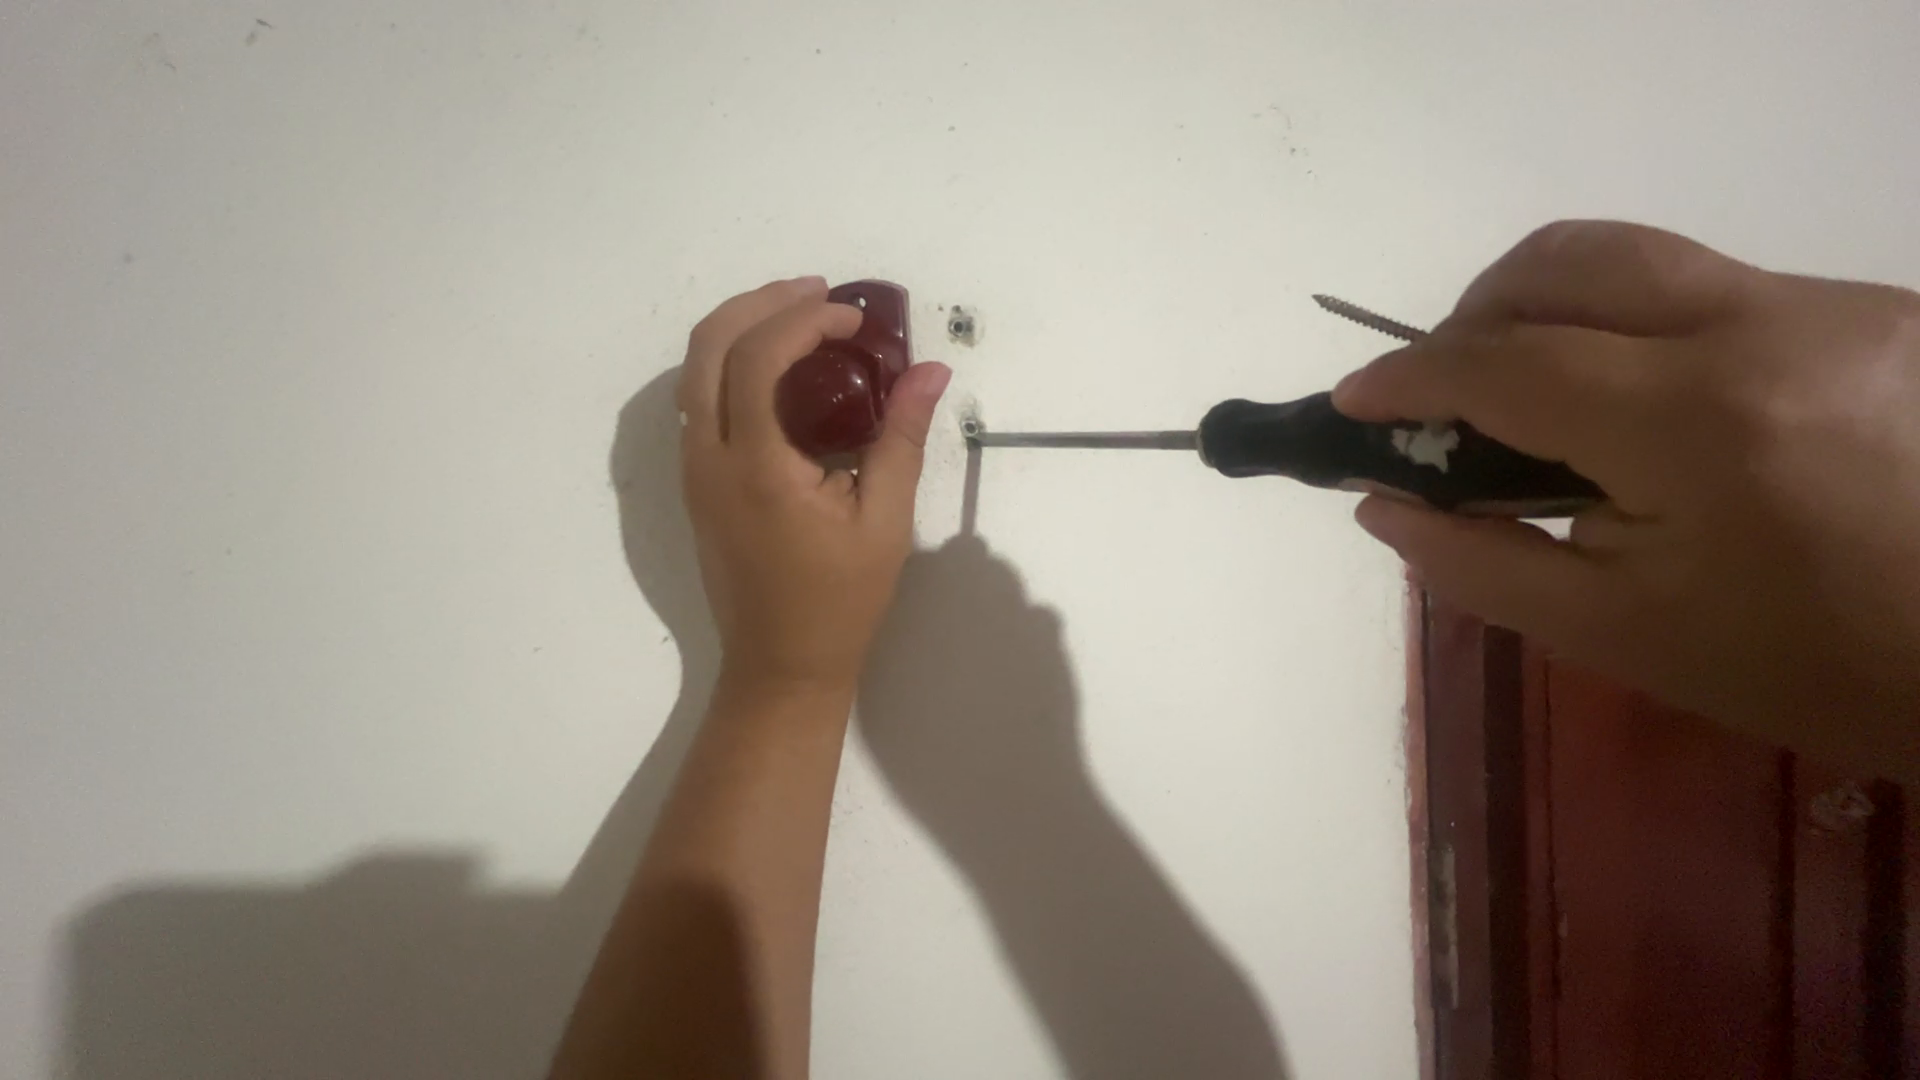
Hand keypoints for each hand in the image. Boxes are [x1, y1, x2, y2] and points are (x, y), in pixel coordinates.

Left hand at [677, 277, 951, 693]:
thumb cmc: (839, 601)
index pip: (760, 357)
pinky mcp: (696, 484)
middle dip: (761, 303)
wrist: (780, 665)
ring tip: (799, 319)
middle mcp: (707, 457)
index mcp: (755, 465)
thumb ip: (901, 438)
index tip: (854, 320)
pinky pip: (699, 400)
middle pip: (708, 345)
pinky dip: (732, 365)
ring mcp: (693, 471)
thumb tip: (931, 372)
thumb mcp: (884, 521)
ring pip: (694, 370)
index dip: (806, 320)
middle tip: (817, 295)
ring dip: (741, 329)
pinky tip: (779, 373)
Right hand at [1333, 221, 1919, 772]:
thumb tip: (1378, 503)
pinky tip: (1628, 414)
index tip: (1348, 402)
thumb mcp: (1608, 632)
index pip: (1503, 361)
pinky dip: (1617, 333)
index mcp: (1696, 423)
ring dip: (1542, 316)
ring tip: (1524, 400)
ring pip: (1636, 263)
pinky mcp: (1875, 311)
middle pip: (1570, 260)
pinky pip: (1699, 291)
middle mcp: (1772, 327)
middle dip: (1469, 316)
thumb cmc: (1809, 667)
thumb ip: (1472, 560)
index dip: (1405, 377)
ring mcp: (1840, 306)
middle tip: (1439, 393)